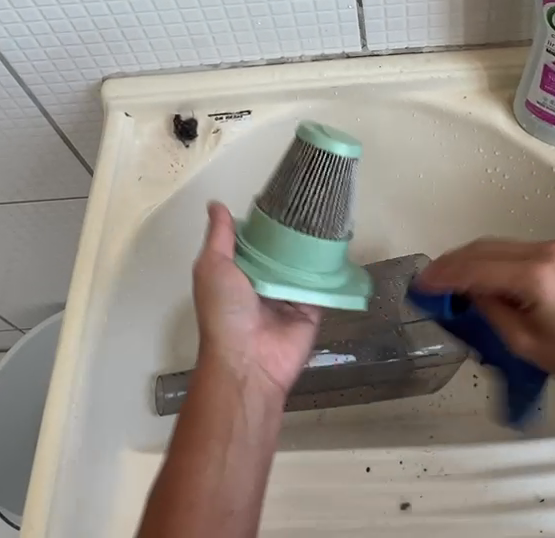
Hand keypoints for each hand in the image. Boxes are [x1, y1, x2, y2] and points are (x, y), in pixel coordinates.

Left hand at [192, 202, 321, 398]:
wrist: (249, 361)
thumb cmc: (224, 312)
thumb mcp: (212, 267)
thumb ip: (219, 236)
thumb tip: (216, 204)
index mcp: (239, 271)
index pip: (255, 238)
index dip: (266, 219)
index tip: (283, 193)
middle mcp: (264, 280)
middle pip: (282, 248)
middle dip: (293, 229)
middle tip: (312, 197)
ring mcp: (289, 293)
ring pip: (304, 262)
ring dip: (314, 244)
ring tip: (330, 211)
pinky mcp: (312, 306)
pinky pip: (323, 282)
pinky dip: (331, 266)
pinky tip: (342, 242)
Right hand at [417, 239, 554, 394]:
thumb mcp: (521, 342)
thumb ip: (489, 309)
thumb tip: (467, 291)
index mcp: (536, 276)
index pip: (478, 268)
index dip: (445, 274)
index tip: (421, 283)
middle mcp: (545, 251)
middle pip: (485, 248)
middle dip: (454, 261)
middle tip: (429, 278)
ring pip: (500, 244)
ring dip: (472, 257)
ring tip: (449, 275)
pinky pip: (518, 248)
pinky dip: (494, 257)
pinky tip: (481, 271)